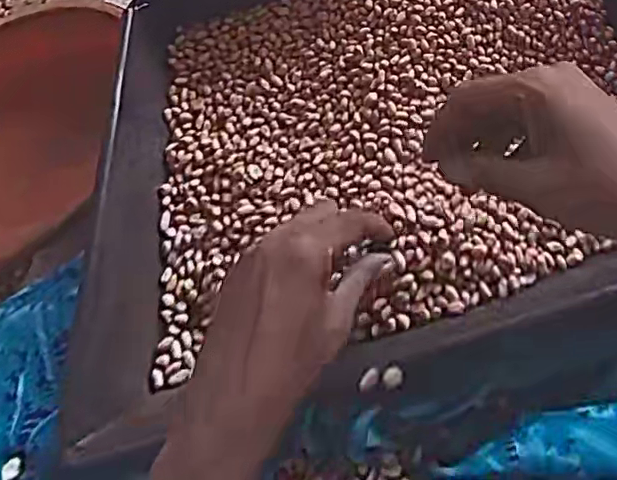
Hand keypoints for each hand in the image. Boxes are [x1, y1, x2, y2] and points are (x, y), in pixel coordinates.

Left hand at [154, 203, 392, 478]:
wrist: (229, 404)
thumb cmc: (288, 367)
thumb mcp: (336, 322)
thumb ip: (359, 280)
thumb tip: (379, 259)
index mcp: (304, 250)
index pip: (349, 220)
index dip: (374, 224)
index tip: (387, 235)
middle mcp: (276, 241)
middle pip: (321, 212)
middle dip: (345, 225)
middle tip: (363, 248)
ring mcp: (252, 252)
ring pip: (296, 223)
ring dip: (318, 235)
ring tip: (334, 265)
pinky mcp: (237, 269)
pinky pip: (274, 242)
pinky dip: (294, 248)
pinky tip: (302, 278)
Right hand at [422, 63, 616, 292]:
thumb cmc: (602, 193)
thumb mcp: (537, 187)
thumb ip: (485, 173)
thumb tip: (449, 168)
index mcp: (535, 86)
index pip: (469, 97)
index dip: (442, 127)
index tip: (425, 159)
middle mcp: (551, 77)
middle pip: (489, 100)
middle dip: (464, 134)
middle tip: (446, 172)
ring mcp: (571, 89)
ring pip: (512, 109)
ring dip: (488, 140)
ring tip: (471, 177)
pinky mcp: (585, 106)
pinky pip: (536, 117)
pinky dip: (515, 141)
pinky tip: (506, 169)